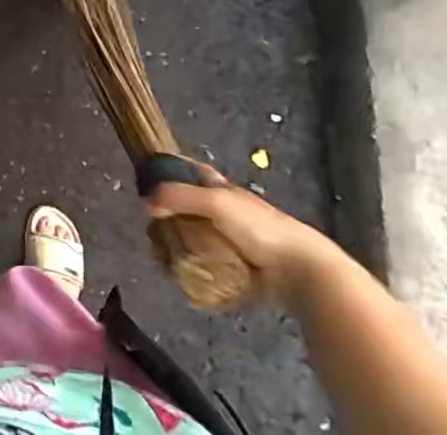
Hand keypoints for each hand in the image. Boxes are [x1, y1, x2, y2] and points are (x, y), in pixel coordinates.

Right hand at [143, 162, 340, 303]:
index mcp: (223, 191)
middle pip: (186, 210)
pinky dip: (189, 271)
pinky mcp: (234, 271)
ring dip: (176, 248)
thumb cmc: (260, 229)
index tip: (150, 178)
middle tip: (151, 231)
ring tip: (162, 258)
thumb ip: (179, 197)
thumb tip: (145, 202)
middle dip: (167, 219)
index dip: (172, 171)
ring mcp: (230, 244)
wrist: (301, 272)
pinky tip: (179, 276)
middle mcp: (225, 214)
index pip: (192, 173)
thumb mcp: (216, 203)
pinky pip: (203, 268)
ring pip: (192, 241)